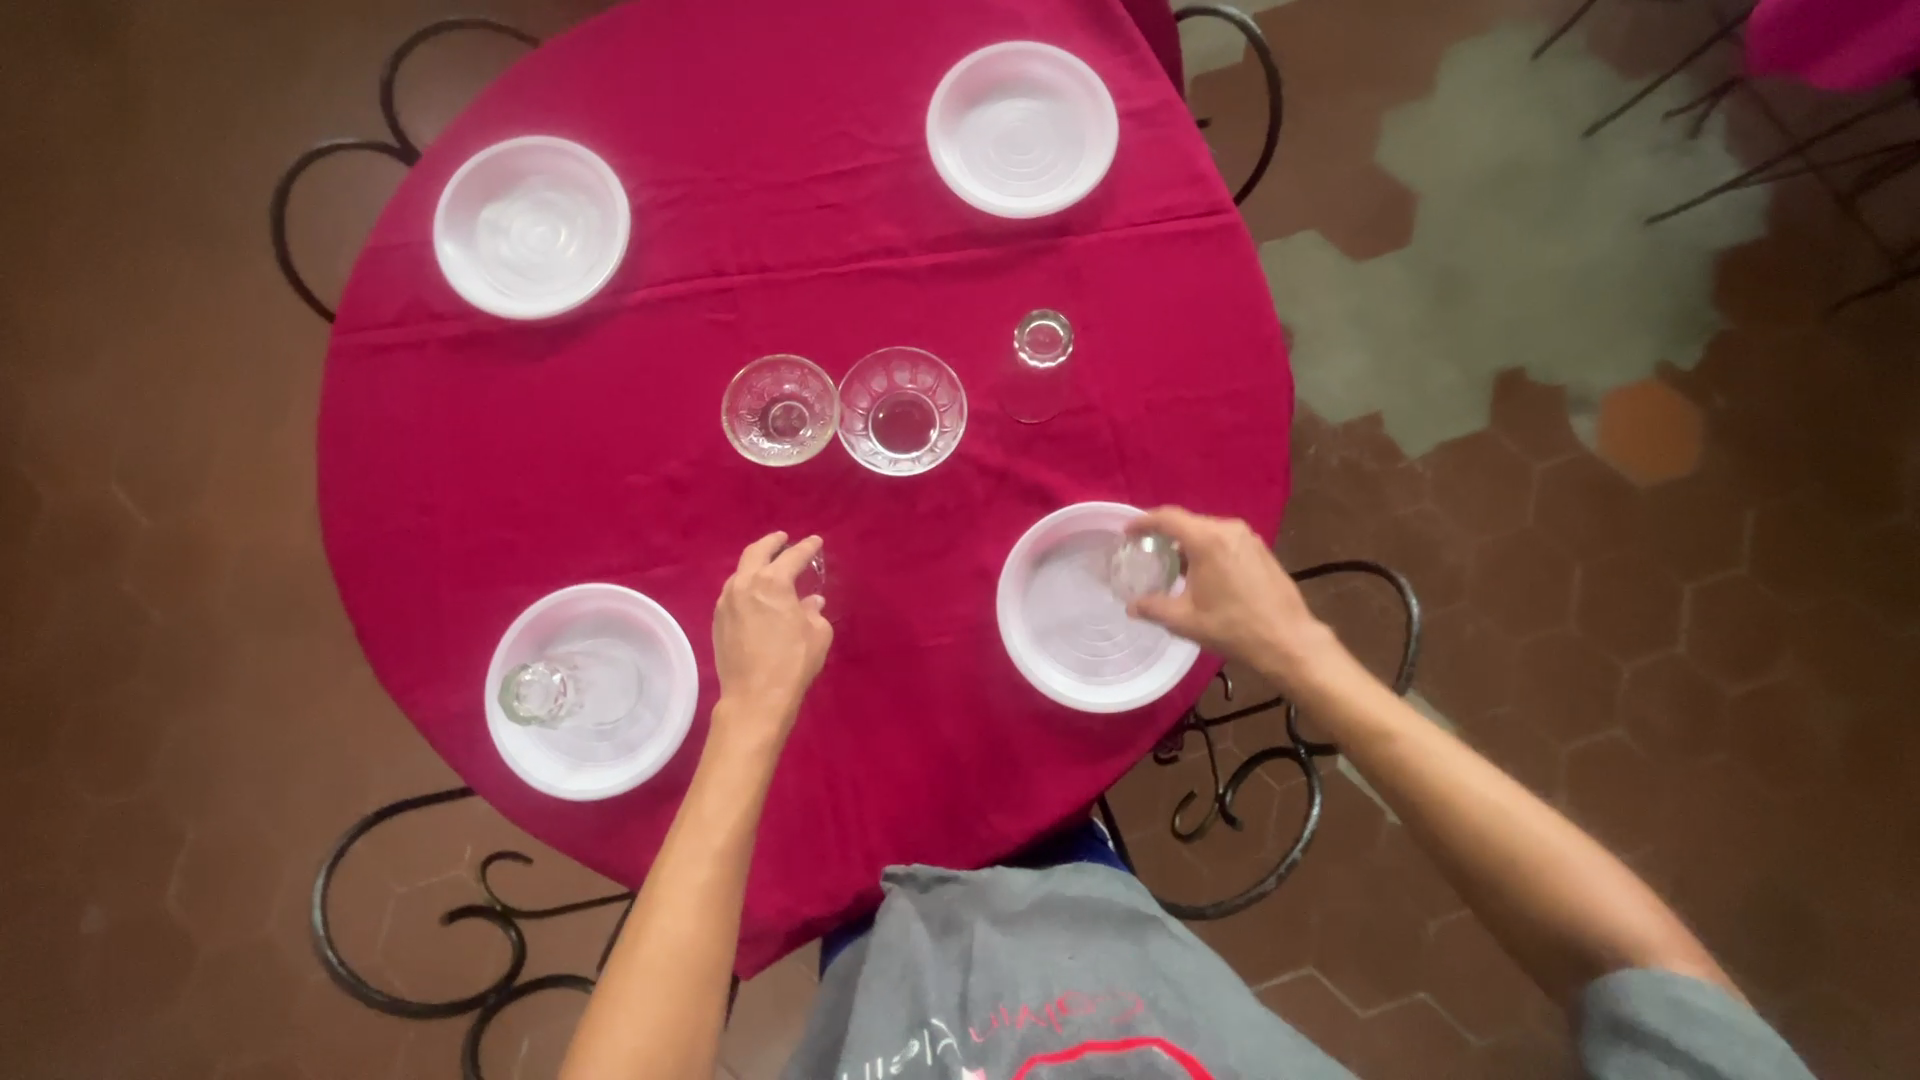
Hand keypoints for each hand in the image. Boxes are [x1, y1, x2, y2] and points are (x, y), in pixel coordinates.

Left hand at [711, 532, 832, 745]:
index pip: (793, 556)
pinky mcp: (718, 620)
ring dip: (755, 564)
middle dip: (772, 543)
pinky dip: (746, 585)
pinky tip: (755, 594)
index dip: (807, 547)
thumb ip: (814, 611)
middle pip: (756, 552)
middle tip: (783, 539)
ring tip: (768, 566)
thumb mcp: (817, 634)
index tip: (816, 542)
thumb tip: (811, 601)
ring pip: (740, 572)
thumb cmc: (793, 662)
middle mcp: (745, 584)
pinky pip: (732, 592)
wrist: (755, 697)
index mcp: (773, 582)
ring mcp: (726, 602)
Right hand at [1125, 507, 1349, 699]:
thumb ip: (1153, 608)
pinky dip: (1207, 550)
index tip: (1127, 532)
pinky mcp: (1261, 550)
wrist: (1287, 640)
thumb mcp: (1185, 620)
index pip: (1167, 518)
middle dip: (1165, 535)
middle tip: (1146, 552)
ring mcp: (1249, 538)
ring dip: (1187, 544)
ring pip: (1208, 532)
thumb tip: (1132, 606)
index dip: (1143, 522)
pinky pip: (1225, 541)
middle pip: (1188, 523)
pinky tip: (1202, 573)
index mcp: (1207, 540)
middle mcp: (1229, 530)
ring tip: (1172, 565)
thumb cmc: (1233, 627)